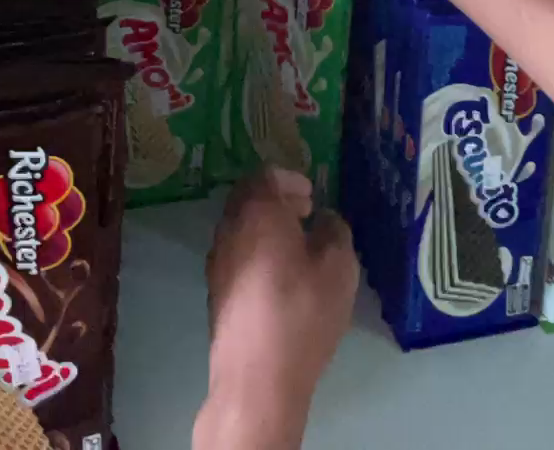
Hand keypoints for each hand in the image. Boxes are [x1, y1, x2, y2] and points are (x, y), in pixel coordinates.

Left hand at [193, 169, 357, 449]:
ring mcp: (217, 260)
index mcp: (257, 211)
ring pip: (240, 226)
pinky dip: (256, 250)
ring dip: (266, 225)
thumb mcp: (338, 267)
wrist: (255, 377)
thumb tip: (325, 219)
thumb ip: (335, 232)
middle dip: (277, 198)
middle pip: (248, 197)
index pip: (265, 175)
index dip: (290, 178)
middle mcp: (230, 228)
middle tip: (305, 212)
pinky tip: (280, 277)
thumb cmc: (301, 312)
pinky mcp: (215, 290)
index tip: (311, 195)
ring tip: (297, 246)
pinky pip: (236, 253)